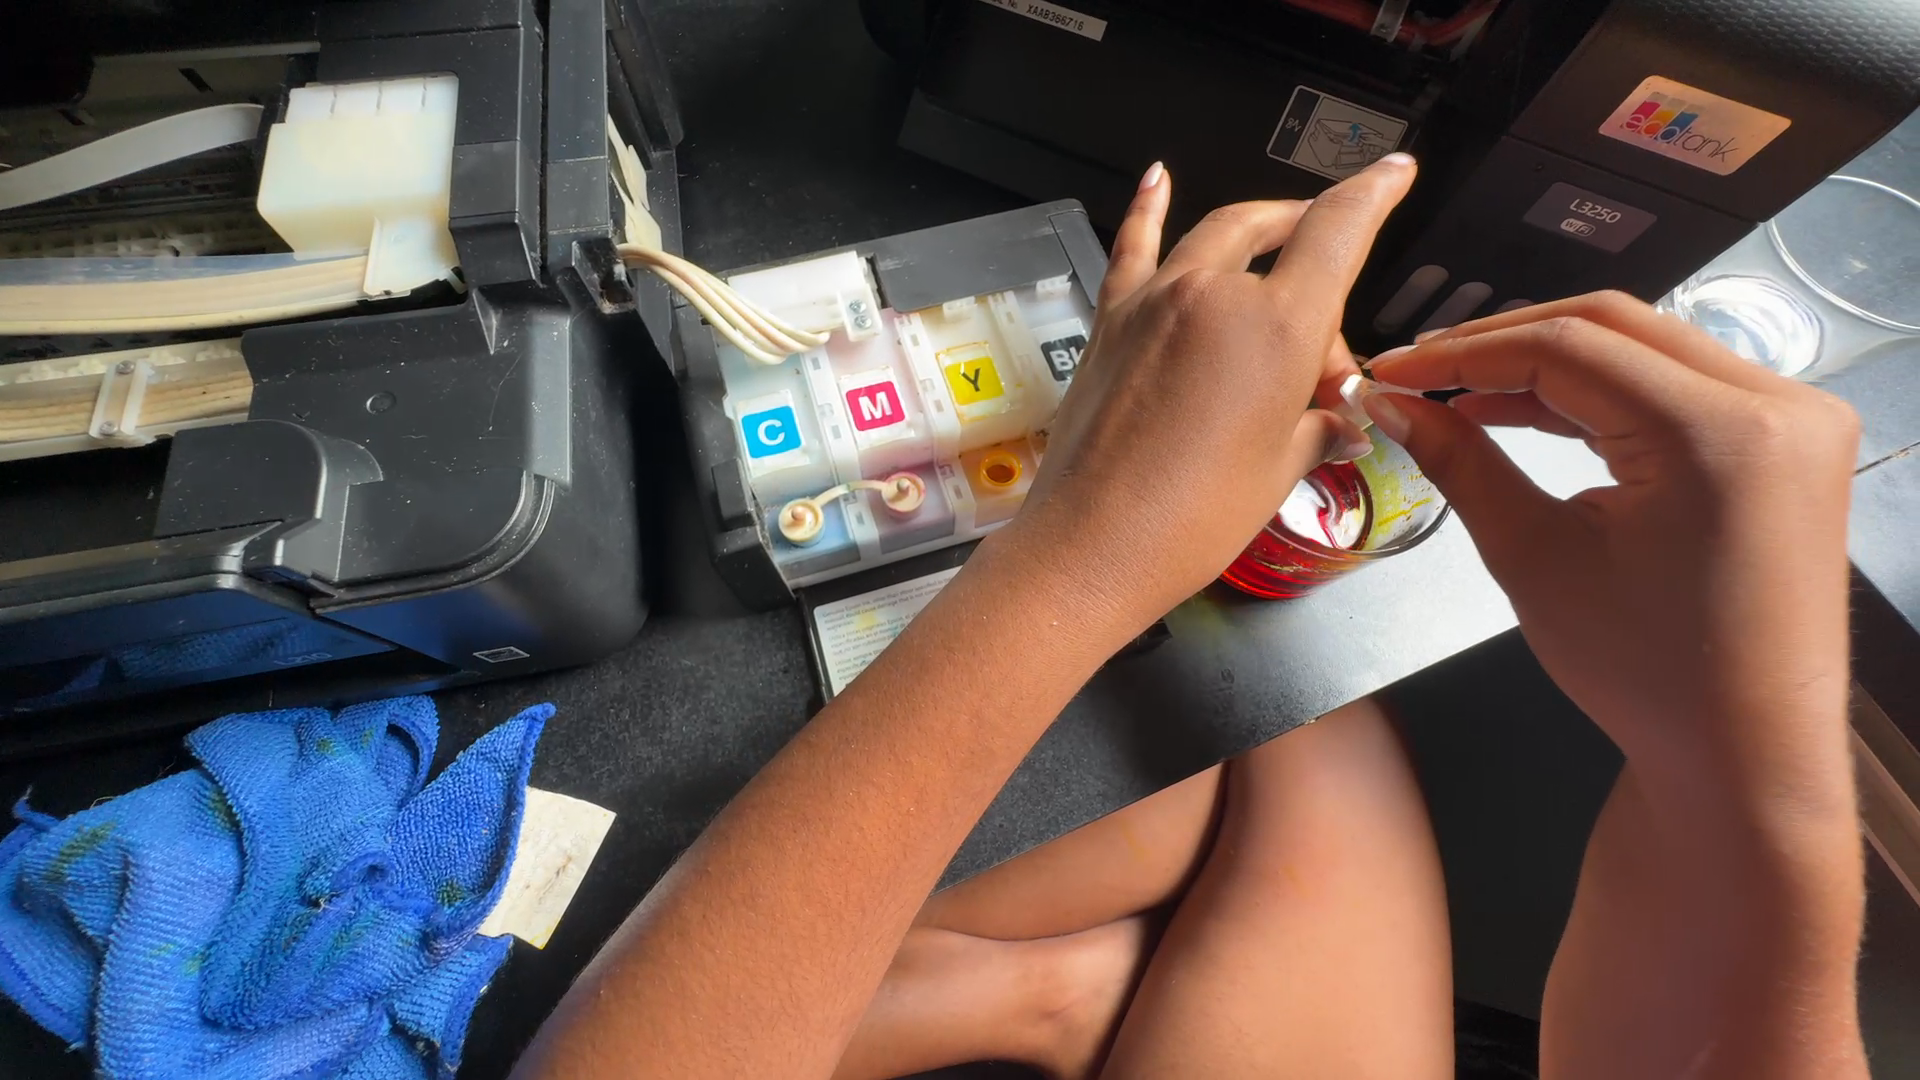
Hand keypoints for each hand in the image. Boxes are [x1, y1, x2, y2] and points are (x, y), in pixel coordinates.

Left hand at [997, 156, 1415, 630]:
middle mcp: (1212, 295)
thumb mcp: (1277, 471)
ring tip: (1274, 236)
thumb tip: (1338, 418)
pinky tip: (1156, 178)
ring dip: (1252, 235)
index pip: (1338, 233)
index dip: (1373, 196)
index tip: (1395, 174)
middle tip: (1317, 332)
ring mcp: (1150, 303)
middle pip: (1276, 239)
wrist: (1091, 546)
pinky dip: (1146, 211)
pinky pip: (1131, 251)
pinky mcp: (1108, 324)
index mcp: (1275, 327)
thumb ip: (1313, 425)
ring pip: (1213, 239)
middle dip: (1309, 263)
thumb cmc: (1194, 521)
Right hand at [1367, 293, 1860, 806]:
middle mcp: (1774, 400)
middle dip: (1494, 342)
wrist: (1737, 741)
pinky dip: (1580, 392)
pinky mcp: (1773, 442)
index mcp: (1716, 431)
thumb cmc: (1633, 660)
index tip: (1388, 373)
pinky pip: (1661, 386)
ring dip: (1534, 363)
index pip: (1564, 348)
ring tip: (1449, 391)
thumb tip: (1389, 405)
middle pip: (1607, 325)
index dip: (1459, 354)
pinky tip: (1514, 412)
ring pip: (1636, 347)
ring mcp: (1785, 417)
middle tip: (1412, 372)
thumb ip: (1458, 461)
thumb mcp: (1528, 552)